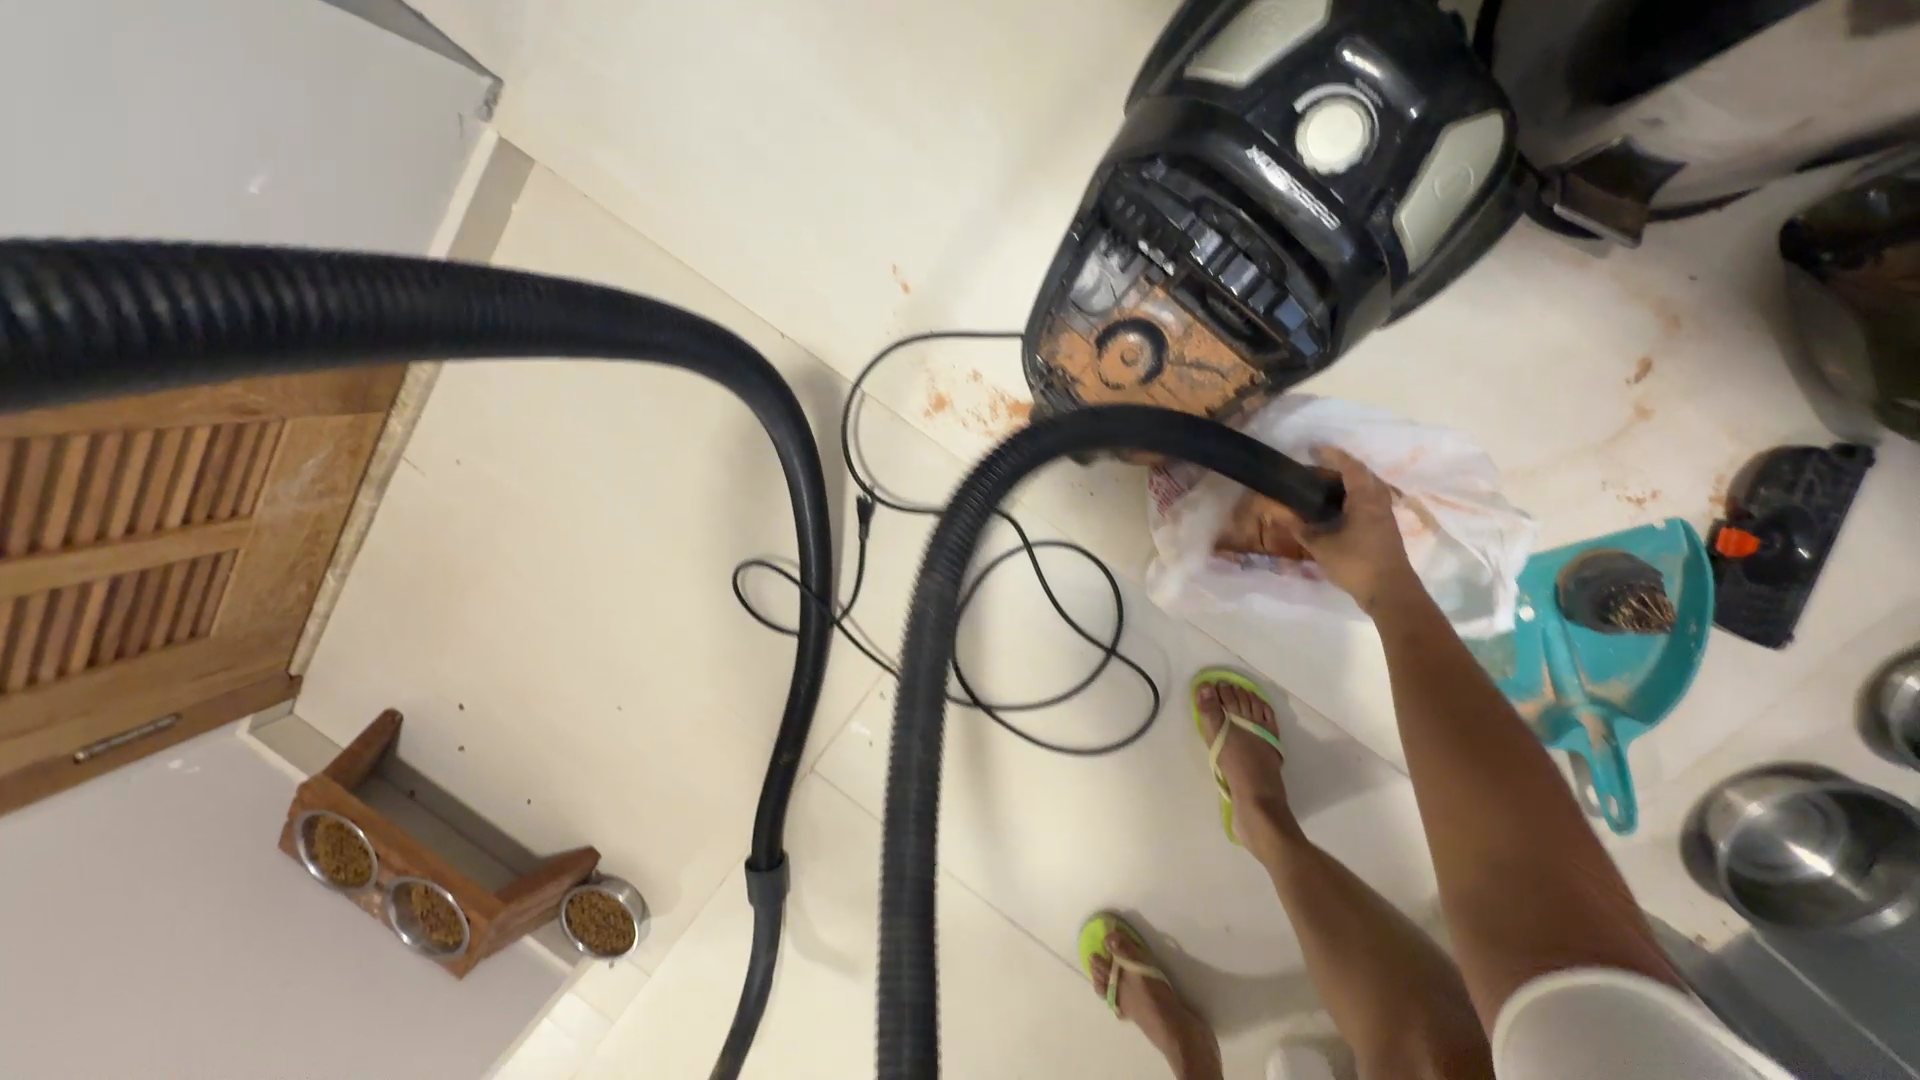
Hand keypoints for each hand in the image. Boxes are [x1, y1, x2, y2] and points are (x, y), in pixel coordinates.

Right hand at [1218, 446, 1418, 613]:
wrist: (1390, 591)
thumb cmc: (1356, 563)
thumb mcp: (1322, 547)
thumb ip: (1303, 531)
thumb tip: (1284, 518)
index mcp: (1365, 500)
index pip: (1350, 468)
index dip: (1333, 456)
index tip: (1314, 450)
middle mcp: (1379, 502)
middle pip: (1363, 475)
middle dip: (1342, 467)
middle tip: (1320, 468)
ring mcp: (1385, 516)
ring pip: (1369, 489)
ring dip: (1351, 483)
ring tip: (1328, 487)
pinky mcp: (1385, 530)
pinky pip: (1370, 502)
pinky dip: (1355, 498)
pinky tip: (1340, 509)